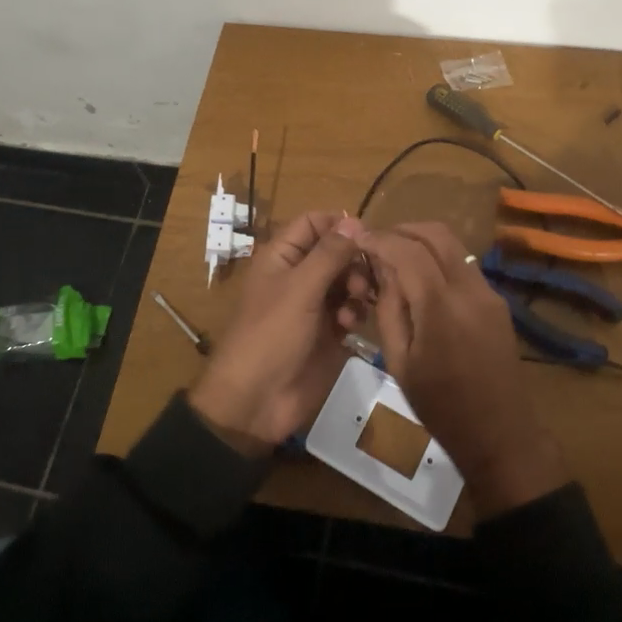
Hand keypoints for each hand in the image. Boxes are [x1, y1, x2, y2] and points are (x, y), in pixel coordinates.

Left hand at [188, 212, 367, 452]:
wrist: (257, 402)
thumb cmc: (271, 336)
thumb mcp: (300, 289)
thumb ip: (330, 254)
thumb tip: (355, 220)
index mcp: (282, 257)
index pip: (313, 222)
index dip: (339, 225)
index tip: (365, 236)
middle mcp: (299, 275)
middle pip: (336, 251)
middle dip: (354, 260)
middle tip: (363, 280)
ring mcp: (314, 305)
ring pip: (348, 280)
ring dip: (357, 287)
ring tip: (356, 306)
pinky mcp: (329, 332)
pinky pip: (350, 309)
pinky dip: (355, 312)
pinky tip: (351, 326)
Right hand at [357, 223, 569, 515]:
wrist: (500, 434)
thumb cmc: (441, 407)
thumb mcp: (400, 363)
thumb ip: (390, 310)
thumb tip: (382, 270)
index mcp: (441, 308)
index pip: (408, 251)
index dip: (381, 239)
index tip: (359, 239)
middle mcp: (469, 290)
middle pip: (436, 234)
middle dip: (403, 230)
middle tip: (377, 242)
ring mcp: (488, 294)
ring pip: (454, 246)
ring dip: (422, 242)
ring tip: (396, 258)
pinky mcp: (497, 302)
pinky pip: (464, 266)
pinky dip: (439, 260)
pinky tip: (421, 280)